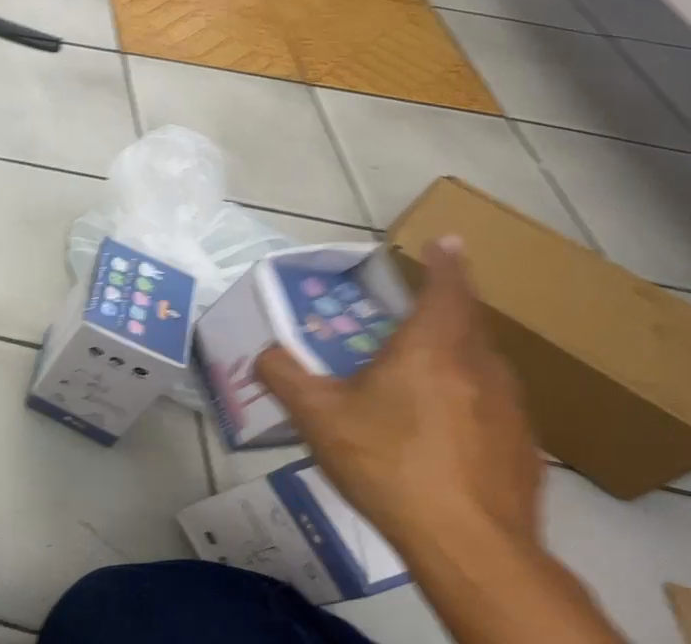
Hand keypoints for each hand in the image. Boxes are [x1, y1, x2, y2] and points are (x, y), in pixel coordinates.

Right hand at [255, 237, 543, 560]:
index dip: (445, 263)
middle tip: (410, 312)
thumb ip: (282, 373)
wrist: (469, 545)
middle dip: (443, 312)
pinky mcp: (522, 449)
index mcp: (432, 350)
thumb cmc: (387, 463)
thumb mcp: (315, 414)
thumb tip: (264, 351)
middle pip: (467, 327)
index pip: (446, 292)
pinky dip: (464, 397)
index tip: (448, 240)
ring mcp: (510, 411)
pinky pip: (489, 404)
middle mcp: (480, 370)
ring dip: (453, 357)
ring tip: (416, 373)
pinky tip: (435, 428)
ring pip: (481, 366)